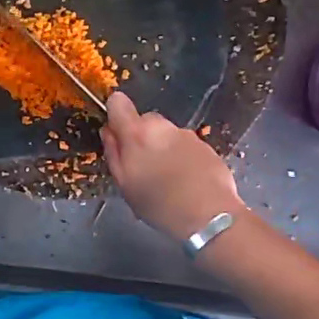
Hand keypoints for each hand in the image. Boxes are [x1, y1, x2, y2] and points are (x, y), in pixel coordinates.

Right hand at [101, 91, 246, 238]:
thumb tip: (108, 131)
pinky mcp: (206, 146)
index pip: (118, 102)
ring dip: (162, 147)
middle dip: (141, 136)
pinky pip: (185, 145)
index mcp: (136, 133)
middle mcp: (162, 126)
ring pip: (165, 133)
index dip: (115, 113)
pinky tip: (185, 180)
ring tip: (166, 177)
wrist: (210, 216)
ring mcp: (187, 135)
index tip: (116, 132)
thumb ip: (112, 152)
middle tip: (142, 165)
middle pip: (144, 120)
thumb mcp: (123, 183)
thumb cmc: (158, 203)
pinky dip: (181, 156)